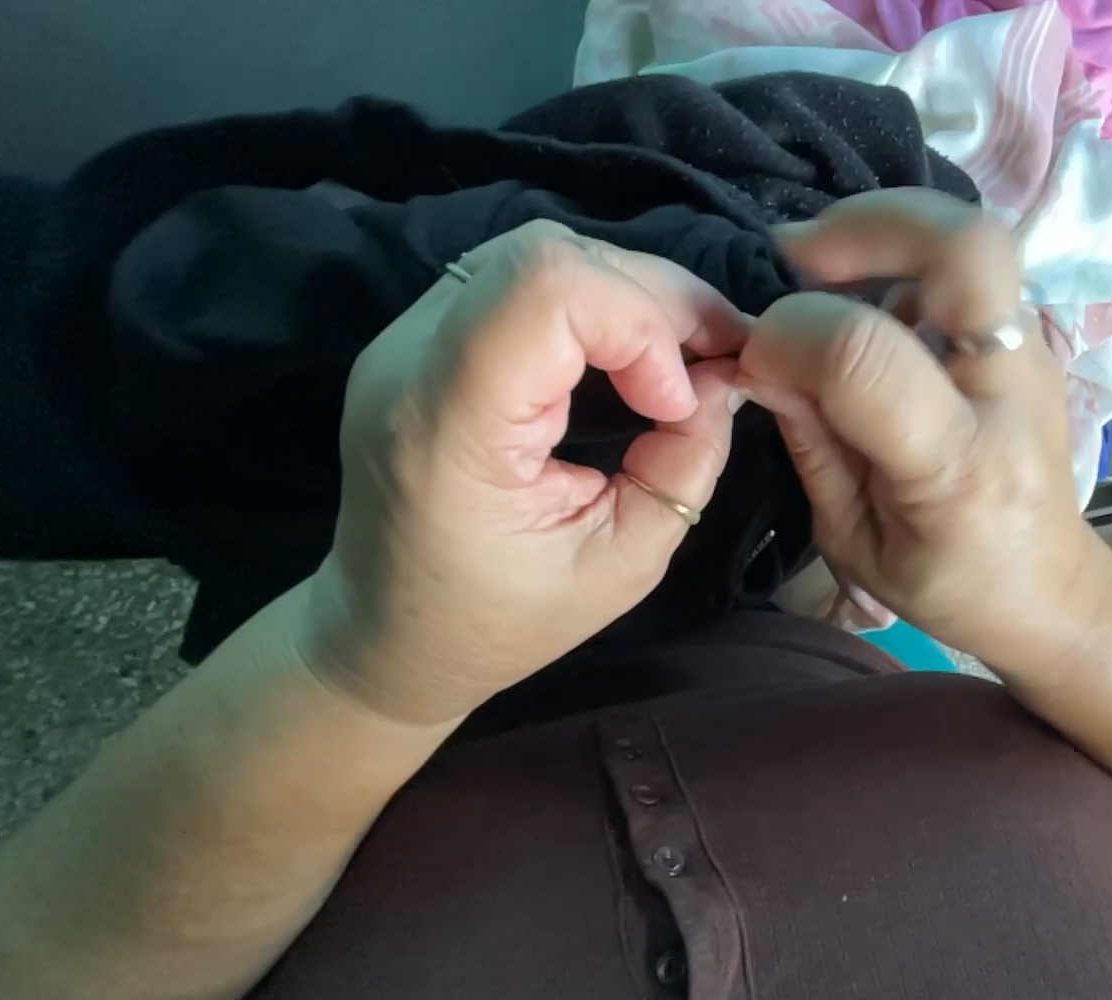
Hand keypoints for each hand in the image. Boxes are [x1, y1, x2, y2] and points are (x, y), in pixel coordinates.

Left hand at [296, 220, 749, 724]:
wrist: (387, 633)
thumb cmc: (503, 620)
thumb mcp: (623, 567)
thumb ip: (685, 467)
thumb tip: (725, 383)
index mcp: (450, 425)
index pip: (547, 288)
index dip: (643, 325)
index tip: (677, 403)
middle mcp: (414, 357)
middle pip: (553, 255)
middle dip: (662, 300)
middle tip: (719, 360)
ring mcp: (411, 336)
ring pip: (544, 254)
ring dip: (637, 297)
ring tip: (686, 359)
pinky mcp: (430, 336)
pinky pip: (530, 282)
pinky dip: (605, 305)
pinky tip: (636, 356)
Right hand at [738, 190, 1111, 671]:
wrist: (1052, 591)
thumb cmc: (951, 588)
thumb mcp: (855, 542)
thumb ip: (811, 445)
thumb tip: (763, 359)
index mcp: (959, 466)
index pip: (865, 356)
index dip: (791, 335)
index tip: (759, 358)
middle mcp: (1010, 394)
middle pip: (964, 247)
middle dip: (866, 224)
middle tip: (799, 254)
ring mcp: (1035, 360)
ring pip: (973, 242)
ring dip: (887, 238)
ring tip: (831, 279)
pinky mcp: (1035, 347)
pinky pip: (972, 272)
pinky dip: (910, 263)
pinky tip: (876, 306)